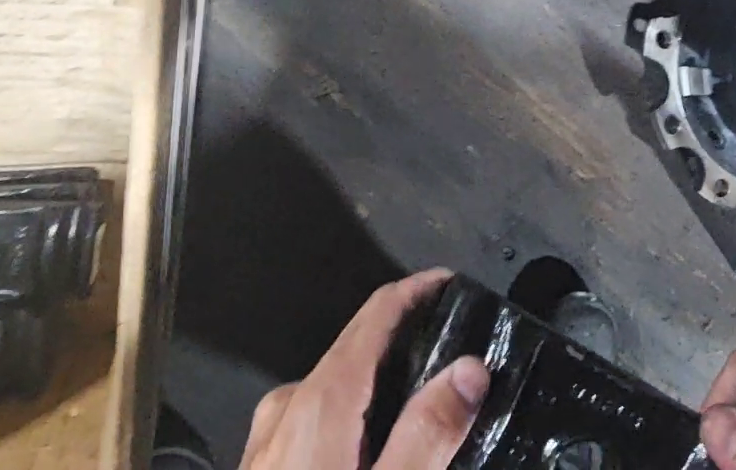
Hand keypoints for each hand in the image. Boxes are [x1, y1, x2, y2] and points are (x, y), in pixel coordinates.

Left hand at [240, 270, 490, 468]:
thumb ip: (429, 436)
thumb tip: (470, 368)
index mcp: (321, 401)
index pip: (375, 314)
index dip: (417, 290)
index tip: (452, 283)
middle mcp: (290, 406)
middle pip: (357, 344)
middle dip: (406, 335)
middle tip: (454, 350)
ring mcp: (270, 437)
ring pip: (337, 382)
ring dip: (381, 376)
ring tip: (425, 398)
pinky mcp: (264, 466)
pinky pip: (319, 415)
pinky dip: (357, 409)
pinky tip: (377, 447)